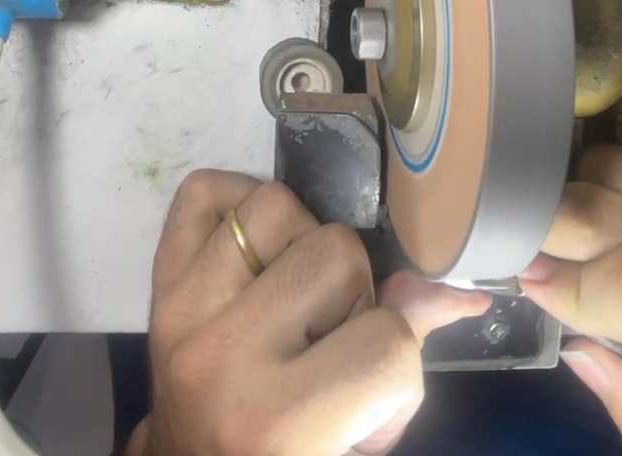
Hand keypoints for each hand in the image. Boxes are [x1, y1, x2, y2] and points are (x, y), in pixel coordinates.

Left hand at [131, 171, 488, 455]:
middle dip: (352, 288)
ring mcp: (182, 311)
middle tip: (332, 331)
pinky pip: (201, 191)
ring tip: (294, 289)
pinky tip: (256, 245)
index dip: (398, 353)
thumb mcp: (358, 439)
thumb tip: (462, 290)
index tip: (372, 379)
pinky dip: (236, 199)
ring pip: (277, 205)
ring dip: (302, 240)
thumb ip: (406, 357)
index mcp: (279, 423)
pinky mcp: (159, 279)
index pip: (389, 338)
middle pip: (335, 250)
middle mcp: (222, 359)